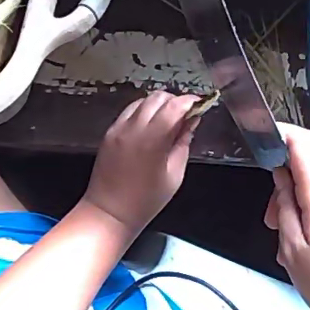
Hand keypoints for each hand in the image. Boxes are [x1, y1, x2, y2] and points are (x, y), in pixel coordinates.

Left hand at [82, 91, 201, 232]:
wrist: (109, 212)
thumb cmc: (146, 200)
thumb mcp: (174, 174)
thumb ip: (183, 143)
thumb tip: (192, 121)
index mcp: (153, 139)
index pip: (175, 106)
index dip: (191, 101)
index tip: (200, 105)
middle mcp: (134, 128)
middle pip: (158, 97)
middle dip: (175, 101)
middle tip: (186, 114)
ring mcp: (119, 128)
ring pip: (142, 100)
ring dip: (159, 104)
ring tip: (169, 120)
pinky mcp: (110, 132)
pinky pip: (130, 111)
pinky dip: (144, 111)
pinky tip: (151, 125)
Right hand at [265, 124, 309, 309]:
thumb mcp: (295, 251)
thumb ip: (285, 207)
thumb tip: (280, 178)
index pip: (303, 141)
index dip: (279, 136)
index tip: (262, 146)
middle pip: (308, 169)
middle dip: (284, 192)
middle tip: (274, 226)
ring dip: (299, 212)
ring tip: (293, 252)